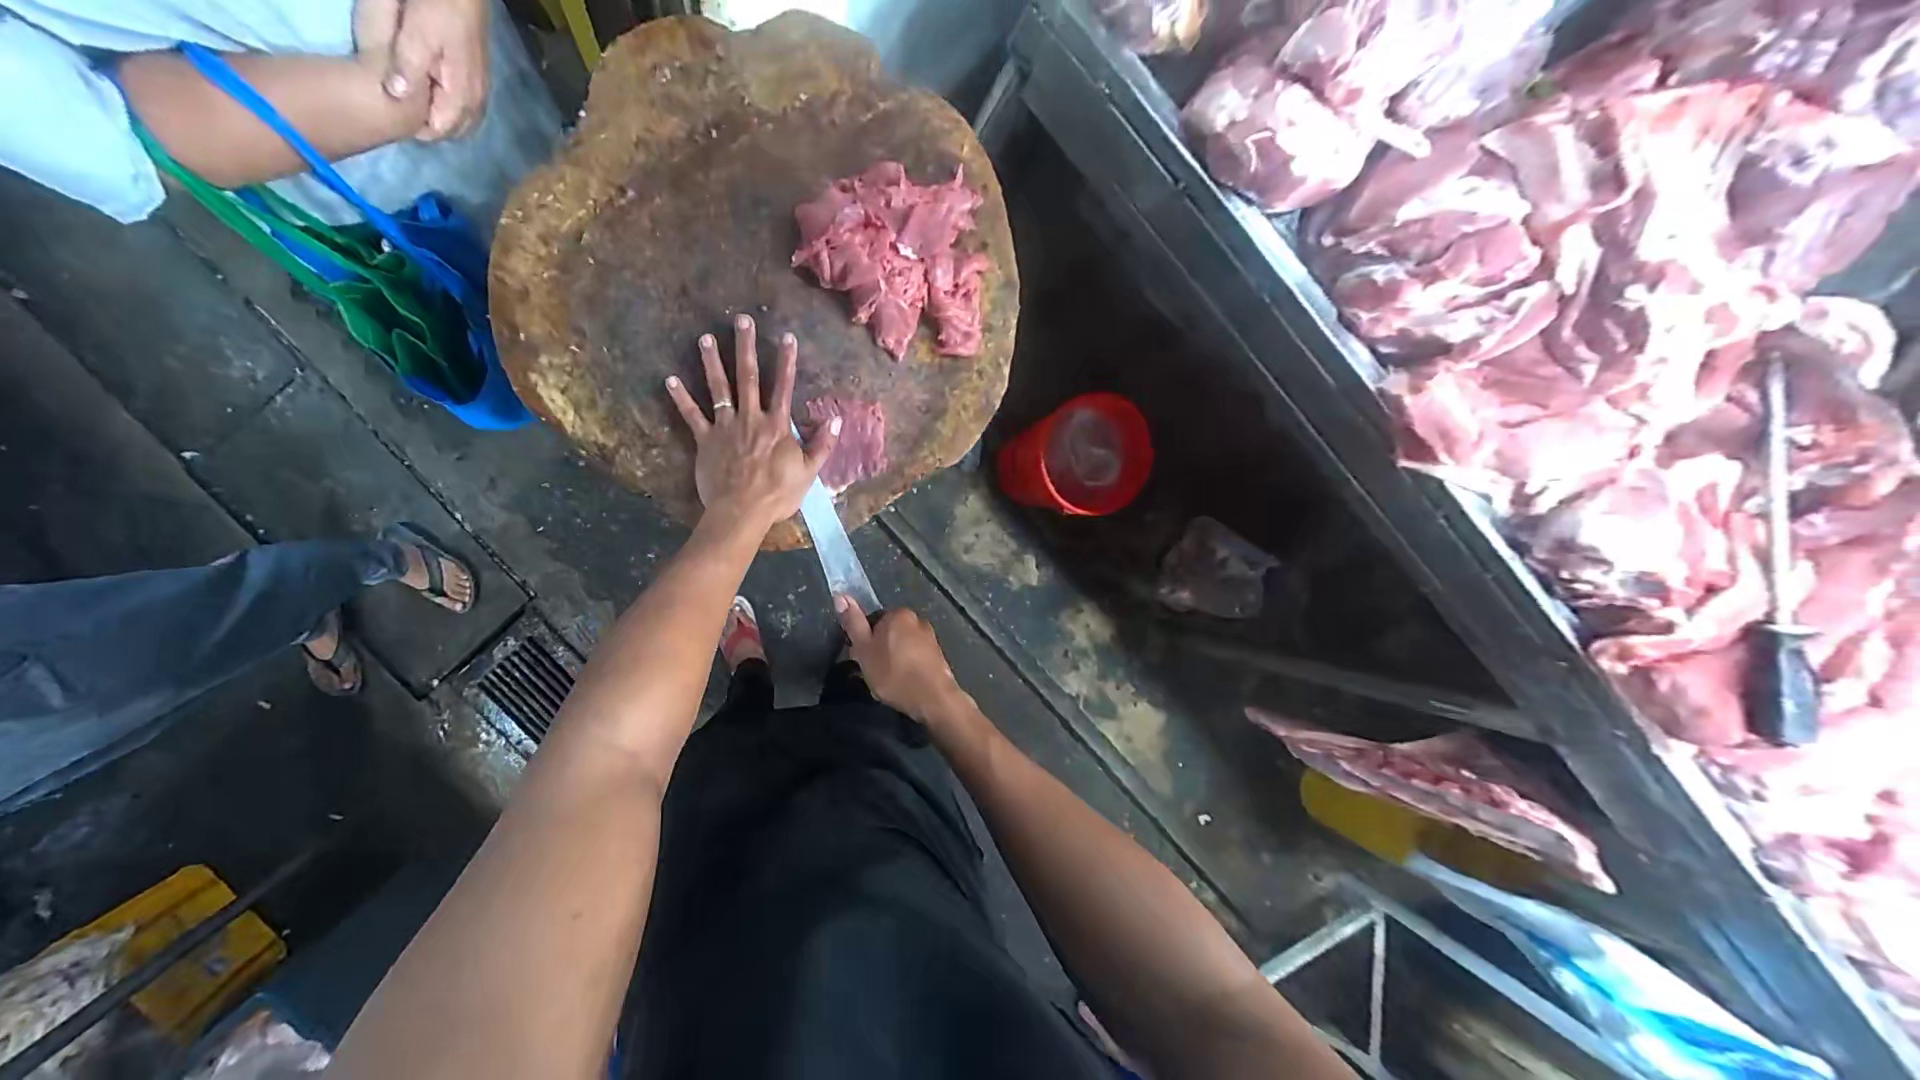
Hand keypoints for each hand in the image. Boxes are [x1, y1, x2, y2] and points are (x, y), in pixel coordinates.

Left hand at [379, 0, 489, 140]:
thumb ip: (407, 67)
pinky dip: (452, 111)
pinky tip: (435, 96)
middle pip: (454, 131)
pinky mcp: (479, 82)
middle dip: (431, 127)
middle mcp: (476, 102)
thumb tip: (395, 97)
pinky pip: (467, 110)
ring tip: (418, 106)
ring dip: (442, 120)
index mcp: (460, 96)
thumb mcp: (416, 34)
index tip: (395, 117)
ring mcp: (480, 93)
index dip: (416, 128)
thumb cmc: (438, 10)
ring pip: (463, 123)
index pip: (439, 130)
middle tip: (404, 112)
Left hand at [667, 315, 839, 535]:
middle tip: (741, 320)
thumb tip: (837, 420)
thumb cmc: (778, 494)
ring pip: (718, 389)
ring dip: (712, 362)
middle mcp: (751, 419)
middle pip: (748, 377)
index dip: (787, 361)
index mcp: (777, 425)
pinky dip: (681, 398)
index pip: (784, 386)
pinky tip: (671, 379)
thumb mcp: (809, 472)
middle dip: (745, 347)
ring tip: (706, 338)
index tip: (787, 336)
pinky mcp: (705, 441)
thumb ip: (822, 444)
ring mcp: (726, 428)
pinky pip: (692, 416)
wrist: (742, 512)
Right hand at [835, 600, 967, 724]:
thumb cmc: (893, 673)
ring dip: (894, 660)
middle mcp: (917, 620)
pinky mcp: (939, 656)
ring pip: (903, 646)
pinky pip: (916, 658)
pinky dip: (908, 667)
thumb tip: (840, 595)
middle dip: (880, 650)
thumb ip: (853, 623)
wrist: (932, 698)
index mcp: (898, 614)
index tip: (861, 659)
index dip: (864, 641)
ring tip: (889, 682)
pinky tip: (904, 684)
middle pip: (889, 633)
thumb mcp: (864, 649)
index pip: (873, 621)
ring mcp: (930, 638)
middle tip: (873, 672)